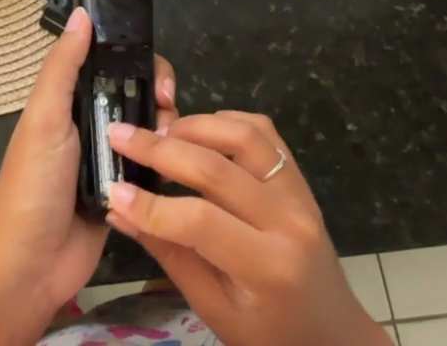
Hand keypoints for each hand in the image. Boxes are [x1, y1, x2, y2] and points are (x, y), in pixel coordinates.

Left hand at [0, 8, 175, 345]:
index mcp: (69, 103)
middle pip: (138, 96)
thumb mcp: (43, 119)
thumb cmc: (32, 186)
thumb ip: (62, 68)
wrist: (30, 268)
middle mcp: (92, 127)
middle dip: (160, 97)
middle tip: (170, 110)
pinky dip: (169, 165)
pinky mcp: (127, 196)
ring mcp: (111, 163)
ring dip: (169, 132)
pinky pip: (155, 171)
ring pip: (152, 132)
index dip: (139, 63)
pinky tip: (182, 166)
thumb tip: (82, 14)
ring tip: (175, 143)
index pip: (111, 67)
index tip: (161, 76)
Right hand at [102, 111, 388, 345]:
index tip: (113, 188)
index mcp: (268, 266)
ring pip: (244, 135)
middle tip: (119, 135)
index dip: (152, 205)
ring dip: (195, 125)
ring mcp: (298, 193)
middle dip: (159, 149)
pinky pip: (264, 132)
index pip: (200, 221)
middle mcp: (288, 220)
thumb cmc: (269, 333)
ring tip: (159, 132)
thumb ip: (169, 255)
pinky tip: (199, 131)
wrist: (333, 331)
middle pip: (216, 168)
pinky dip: (228, 121)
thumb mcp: (214, 309)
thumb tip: (119, 210)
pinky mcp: (299, 177)